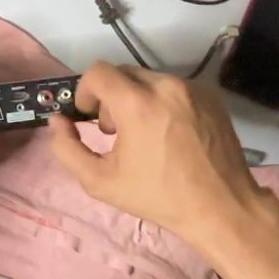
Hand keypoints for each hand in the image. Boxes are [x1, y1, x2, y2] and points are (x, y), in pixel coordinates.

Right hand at [45, 63, 272, 245]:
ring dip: (137, 99)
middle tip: (116, 132)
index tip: (89, 116)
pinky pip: (175, 88)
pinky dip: (163, 102)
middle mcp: (166, 86)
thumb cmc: (158, 197)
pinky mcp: (211, 95)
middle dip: (111, 97)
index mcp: (137, 104)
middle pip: (123, 73)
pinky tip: (170, 134)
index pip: (98, 72)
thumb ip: (68, 148)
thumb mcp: (100, 181)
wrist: (221, 206)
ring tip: (145, 134)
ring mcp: (192, 88)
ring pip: (149, 79)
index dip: (85, 91)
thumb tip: (56, 122)